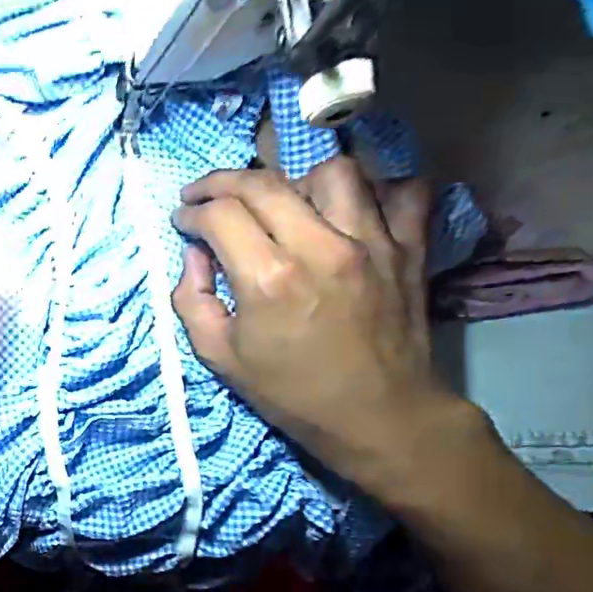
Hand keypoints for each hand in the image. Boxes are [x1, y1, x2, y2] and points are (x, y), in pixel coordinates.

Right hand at [171, 158, 485, 501]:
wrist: (377, 418)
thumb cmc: (292, 394)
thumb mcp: (221, 359)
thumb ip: (192, 300)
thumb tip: (194, 254)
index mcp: (269, 279)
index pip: (221, 215)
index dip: (192, 211)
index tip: (183, 219)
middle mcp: (320, 247)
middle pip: (264, 183)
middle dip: (222, 182)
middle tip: (207, 196)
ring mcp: (371, 243)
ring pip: (333, 173)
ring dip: (296, 181)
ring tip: (283, 203)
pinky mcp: (409, 249)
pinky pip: (403, 193)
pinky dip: (378, 190)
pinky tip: (351, 209)